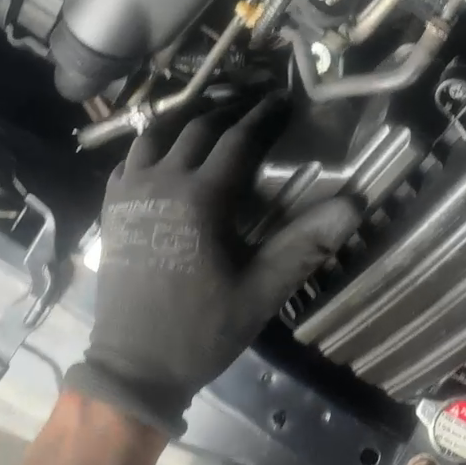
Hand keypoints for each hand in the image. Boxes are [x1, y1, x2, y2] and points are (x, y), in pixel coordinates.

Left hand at [66, 97, 362, 436]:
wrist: (134, 366)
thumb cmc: (202, 328)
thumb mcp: (262, 290)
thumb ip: (307, 243)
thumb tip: (355, 204)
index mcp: (201, 197)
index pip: (238, 139)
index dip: (263, 115)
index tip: (282, 98)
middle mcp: (163, 181)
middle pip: (198, 127)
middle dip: (229, 109)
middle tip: (254, 103)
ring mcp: (130, 192)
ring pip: (156, 134)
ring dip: (187, 119)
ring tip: (211, 115)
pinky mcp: (111, 208)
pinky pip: (129, 158)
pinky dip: (152, 145)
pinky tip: (166, 154)